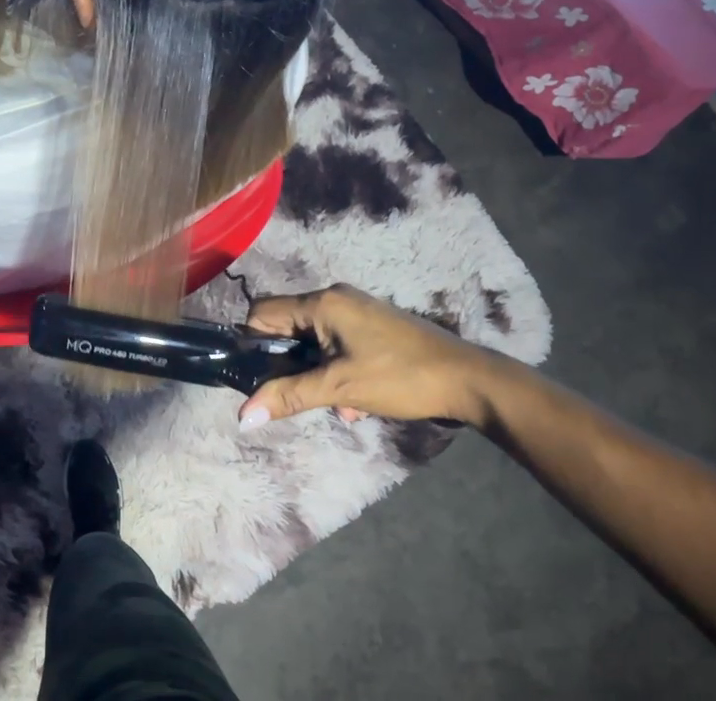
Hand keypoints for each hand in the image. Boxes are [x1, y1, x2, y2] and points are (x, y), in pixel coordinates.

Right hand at [237, 284, 507, 429]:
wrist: (472, 382)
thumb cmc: (401, 377)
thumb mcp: (340, 389)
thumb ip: (289, 396)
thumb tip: (242, 417)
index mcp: (322, 302)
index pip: (262, 312)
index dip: (253, 343)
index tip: (260, 376)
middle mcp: (335, 298)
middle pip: (287, 326)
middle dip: (289, 364)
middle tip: (298, 393)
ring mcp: (357, 310)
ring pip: (313, 339)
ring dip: (315, 372)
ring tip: (335, 404)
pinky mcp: (373, 326)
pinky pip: (336, 344)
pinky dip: (336, 369)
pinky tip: (356, 402)